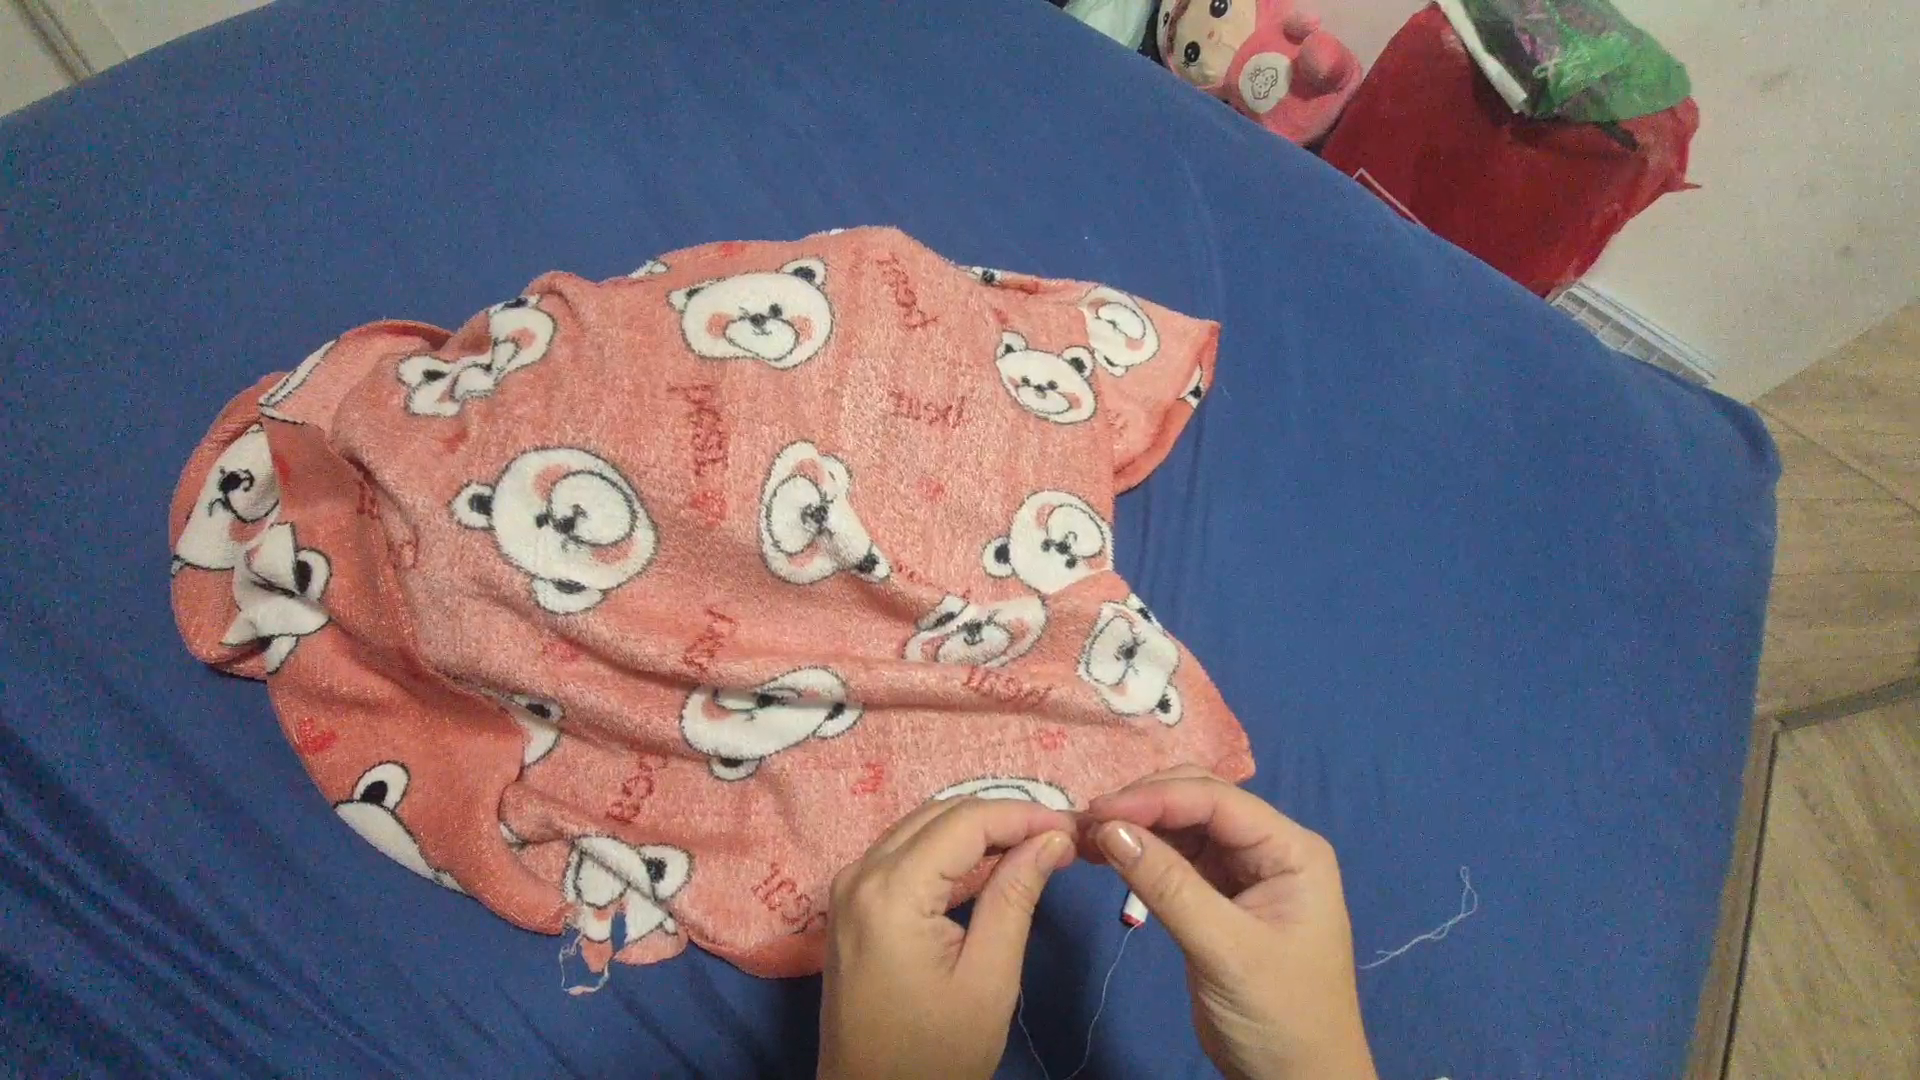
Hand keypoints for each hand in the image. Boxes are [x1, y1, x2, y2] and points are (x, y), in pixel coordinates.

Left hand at [817, 796, 1076, 1079]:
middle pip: (941, 814)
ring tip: (1032, 842)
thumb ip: (1016, 896)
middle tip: (1057, 835)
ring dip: (977, 827)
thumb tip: (1052, 838)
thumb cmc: (934, 1057)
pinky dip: (950, 847)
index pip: (964, 822)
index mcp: (890, 891)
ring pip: (922, 825)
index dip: (1022, 815)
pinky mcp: (852, 899)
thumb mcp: (988, 980)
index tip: (1071, 827)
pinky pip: (906, 849)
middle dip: (1003, 816)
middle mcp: (861, 871)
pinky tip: (988, 859)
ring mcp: (851, 883)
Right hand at [1082, 767, 1376, 1079]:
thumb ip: (1168, 885)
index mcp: (1290, 848)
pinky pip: (1173, 852)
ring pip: (1180, 821)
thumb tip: (1107, 828)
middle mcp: (1267, 844)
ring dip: (1135, 823)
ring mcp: (1241, 866)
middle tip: (1089, 822)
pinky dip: (1139, 849)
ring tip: (1087, 835)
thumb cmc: (1280, 1018)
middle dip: (1143, 804)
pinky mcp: (1216, 889)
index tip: (1099, 810)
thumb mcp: (1224, 950)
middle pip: (1197, 798)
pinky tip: (1105, 853)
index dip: (1155, 797)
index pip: (1215, 799)